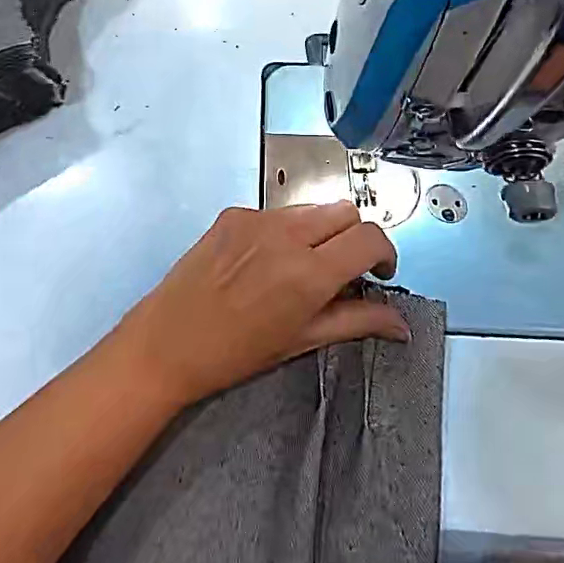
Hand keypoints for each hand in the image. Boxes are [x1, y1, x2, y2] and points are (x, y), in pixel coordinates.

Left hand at [107, 202, 407, 406]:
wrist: (163, 345)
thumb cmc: (232, 354)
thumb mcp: (301, 341)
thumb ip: (357, 322)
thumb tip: (400, 324)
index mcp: (307, 274)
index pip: (370, 238)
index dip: (385, 253)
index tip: (379, 271)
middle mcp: (286, 236)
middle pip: (347, 211)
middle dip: (355, 237)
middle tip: (343, 269)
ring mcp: (257, 219)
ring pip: (313, 208)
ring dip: (321, 232)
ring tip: (300, 267)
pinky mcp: (234, 212)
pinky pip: (278, 212)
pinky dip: (285, 231)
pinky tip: (265, 261)